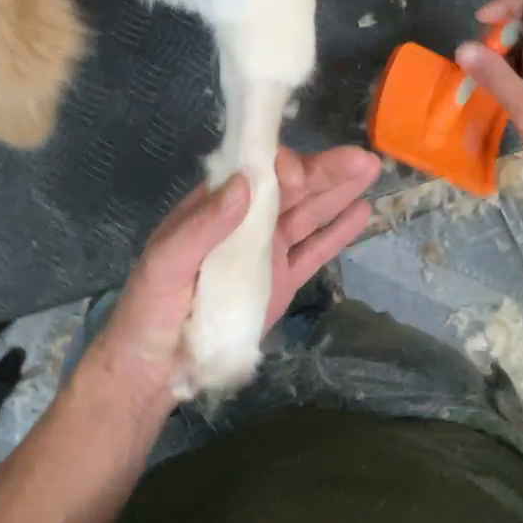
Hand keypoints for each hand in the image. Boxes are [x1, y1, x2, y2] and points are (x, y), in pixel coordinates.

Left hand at [87, 146, 380, 406]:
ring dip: (338, 191)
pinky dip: (338, 232)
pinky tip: (362, 212)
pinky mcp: (281, 282)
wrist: (155, 364)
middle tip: (362, 158)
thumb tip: (246, 183)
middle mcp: (244, 221)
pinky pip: (314, 251)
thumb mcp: (167, 261)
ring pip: (308, 213)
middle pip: (290, 188)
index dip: (281, 166)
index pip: (254, 172)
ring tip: (370, 169)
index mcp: (215, 205)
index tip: (298, 175)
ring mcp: (265, 251)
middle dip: (324, 170)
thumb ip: (204, 225)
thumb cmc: (152, 305)